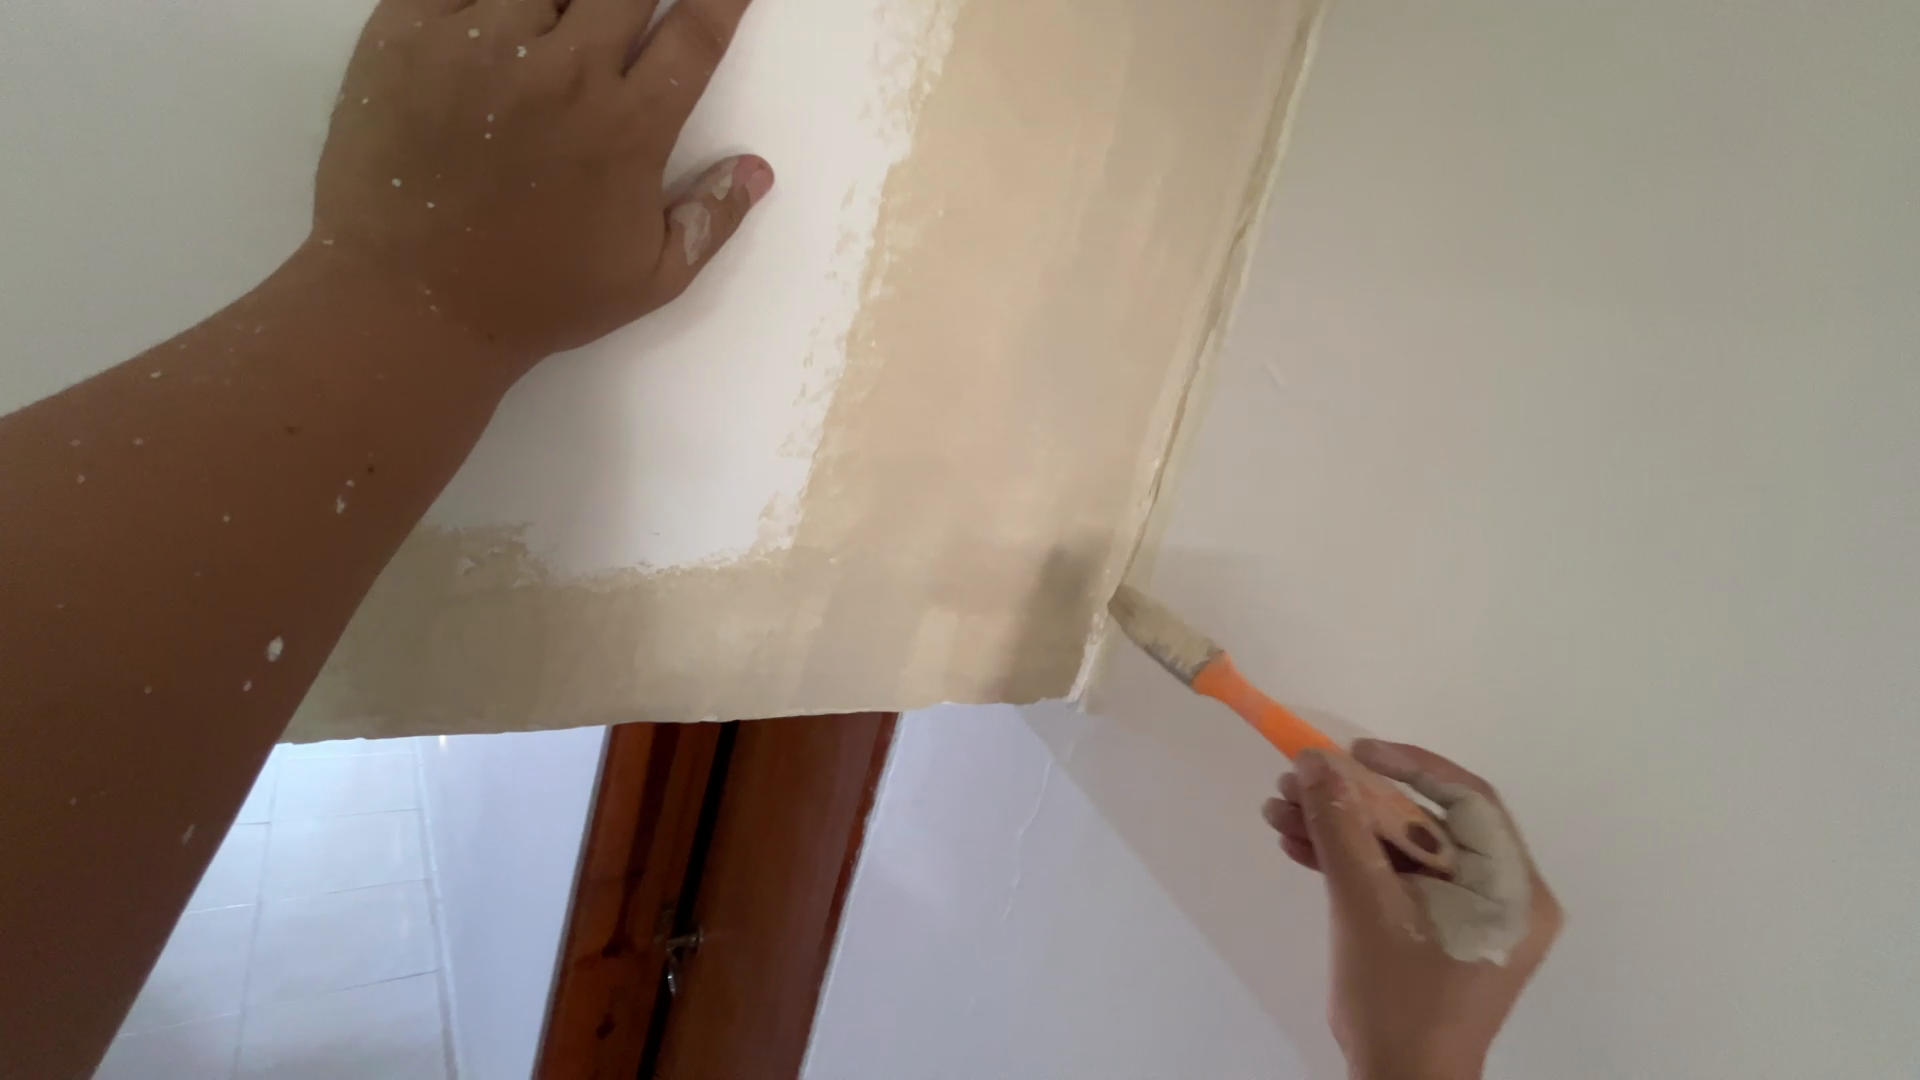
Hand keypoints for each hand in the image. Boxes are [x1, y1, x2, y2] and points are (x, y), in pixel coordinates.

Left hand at [312, 0, 772, 367]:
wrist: (421, 299)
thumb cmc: (548, 295)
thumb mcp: (653, 279)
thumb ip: (711, 220)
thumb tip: (758, 170)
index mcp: (629, 129)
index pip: (694, 36)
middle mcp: (565, 69)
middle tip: (645, 4)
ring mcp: (481, 39)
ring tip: (583, 6)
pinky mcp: (408, 27)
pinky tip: (512, 7)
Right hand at [1263, 741, 1562, 1079]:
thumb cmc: (1398, 998)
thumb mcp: (1363, 902)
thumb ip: (1339, 824)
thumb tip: (1313, 759)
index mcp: (1508, 890)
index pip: (1468, 800)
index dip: (1408, 765)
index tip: (1351, 752)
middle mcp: (1495, 895)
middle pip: (1420, 820)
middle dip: (1351, 798)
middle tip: (1297, 781)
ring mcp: (1462, 911)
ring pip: (1396, 844)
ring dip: (1337, 824)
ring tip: (1279, 809)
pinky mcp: (1430, 925)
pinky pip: (1388, 873)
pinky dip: (1343, 855)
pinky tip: (1294, 841)